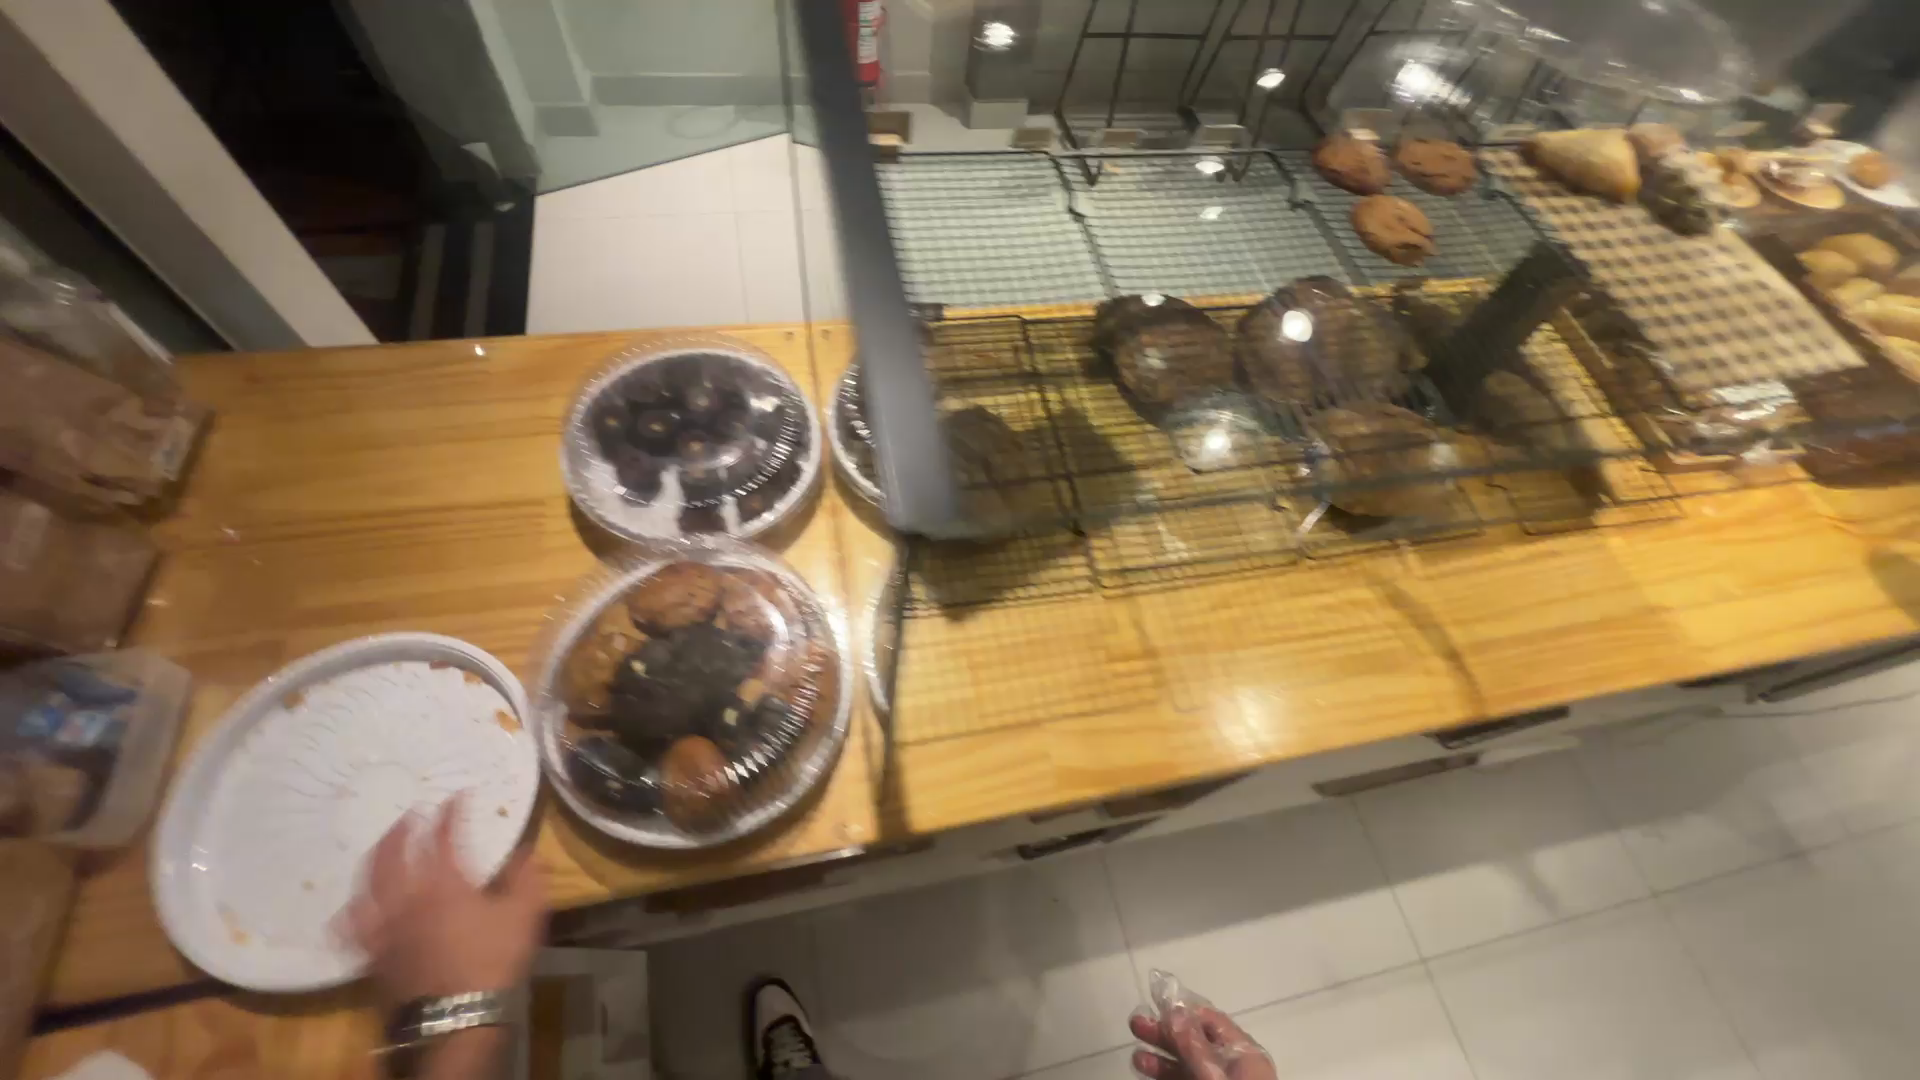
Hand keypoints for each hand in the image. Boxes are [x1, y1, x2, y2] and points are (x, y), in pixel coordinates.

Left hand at [342, 794, 546, 1006]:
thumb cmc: (493, 958)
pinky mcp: (372, 955)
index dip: (451, 812)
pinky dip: (352, 910)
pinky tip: (355, 905)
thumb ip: (526, 874)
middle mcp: (406, 899)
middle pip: (390, 856)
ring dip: (372, 862)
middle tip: (410, 814)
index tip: (458, 795)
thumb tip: (526, 850)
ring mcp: (383, 928)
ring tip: (380, 850)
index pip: (444, 836)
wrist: (456, 1018)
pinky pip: (352, 926)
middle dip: (400, 830)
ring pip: (365, 887)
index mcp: (444, 883)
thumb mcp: (525, 910)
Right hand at [1128, 1005, 1277, 1079]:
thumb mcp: (1212, 1075)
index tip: (1154, 1005)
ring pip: (1189, 1066)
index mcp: (1244, 1053)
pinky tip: (1148, 1077)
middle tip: (1135, 1026)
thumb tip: (1173, 1010)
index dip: (1182, 1011)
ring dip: (1161, 1060)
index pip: (1211, 1020)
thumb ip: (1193, 1045)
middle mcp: (1235, 1068)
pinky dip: (1168, 1079)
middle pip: (1196, 1042)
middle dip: (1164, 1034)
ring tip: (1136, 1059)